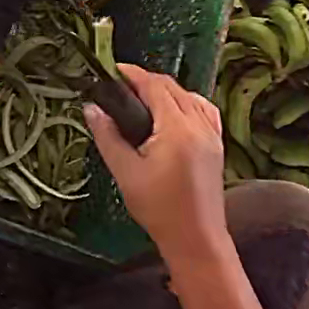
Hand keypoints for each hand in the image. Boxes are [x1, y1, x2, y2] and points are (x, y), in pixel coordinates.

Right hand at [85, 65, 229, 261]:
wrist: (195, 238)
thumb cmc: (158, 208)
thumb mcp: (126, 172)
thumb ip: (108, 136)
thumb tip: (91, 109)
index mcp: (177, 129)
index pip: (154, 87)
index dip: (133, 74)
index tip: (114, 70)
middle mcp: (199, 125)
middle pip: (172, 87)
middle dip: (147, 81)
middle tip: (122, 86)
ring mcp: (212, 134)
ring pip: (189, 96)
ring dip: (166, 90)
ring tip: (143, 97)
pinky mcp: (216, 145)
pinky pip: (204, 110)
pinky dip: (187, 102)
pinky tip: (175, 110)